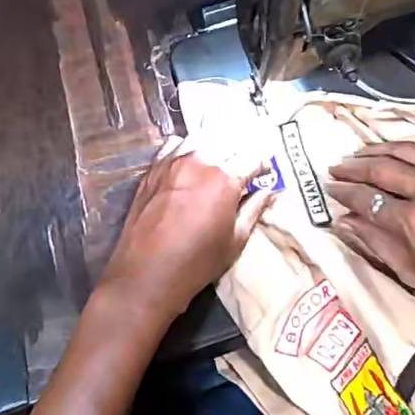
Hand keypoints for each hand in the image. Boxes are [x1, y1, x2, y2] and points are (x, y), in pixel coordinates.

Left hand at [97, 141, 270, 317]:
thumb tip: (269, 191)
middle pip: (228, 144)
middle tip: (245, 167)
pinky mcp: (152, 169)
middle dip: (241, 153)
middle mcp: (200, 162)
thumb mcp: (235, 241)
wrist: (146, 274)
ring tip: (220, 160)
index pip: (252, 157)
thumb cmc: (197, 263)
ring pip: (201, 140)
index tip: (265, 173)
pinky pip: (174, 146)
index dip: (263, 165)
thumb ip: (253, 209)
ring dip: (215, 146)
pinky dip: (187, 148)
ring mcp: (172, 162)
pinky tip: (191, 160)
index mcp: (225, 179)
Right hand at [326, 142, 414, 333]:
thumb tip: (349, 226)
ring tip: (360, 152)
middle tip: (337, 168)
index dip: (346, 194)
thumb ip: (380, 246)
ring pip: (408, 152)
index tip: (332, 192)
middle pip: (384, 168)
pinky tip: (399, 151)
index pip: (369, 198)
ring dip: (379, 150)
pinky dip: (408, 148)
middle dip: (356, 166)